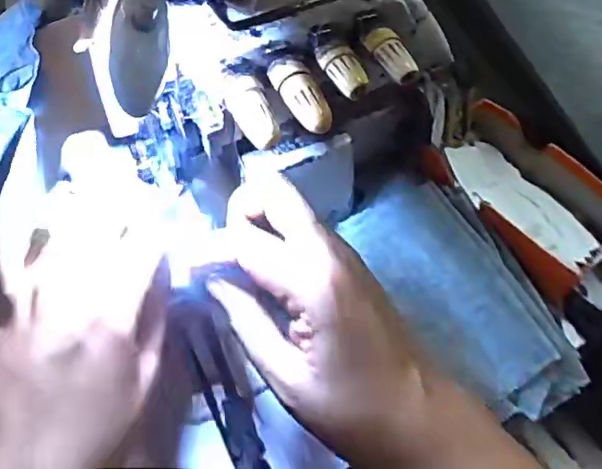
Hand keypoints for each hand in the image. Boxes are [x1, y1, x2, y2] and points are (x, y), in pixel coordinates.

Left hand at [0, 181, 169, 468]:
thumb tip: (166, 261)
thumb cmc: (93, 423)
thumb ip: (159, 311)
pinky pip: (13, 236)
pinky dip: (31, 217)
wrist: (19, 462)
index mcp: (112, 309)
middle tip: (141, 199)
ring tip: (103, 197)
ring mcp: (32, 282)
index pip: (147, 233)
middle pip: (105, 208)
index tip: (172, 220)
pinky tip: (50, 212)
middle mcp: (71, 283)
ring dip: (88, 197)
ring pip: (62, 210)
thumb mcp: (146, 377)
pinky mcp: (5, 291)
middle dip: (129, 195)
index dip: (165, 218)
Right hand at [206, 176, 536, 468]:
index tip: (185, 268)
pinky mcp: (343, 255)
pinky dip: (272, 233)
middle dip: (237, 212)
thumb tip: (211, 282)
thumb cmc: (351, 405)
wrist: (417, 410)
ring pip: (285, 203)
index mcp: (312, 276)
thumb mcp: (286, 377)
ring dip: (255, 221)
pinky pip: (298, 224)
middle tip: (220, 259)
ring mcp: (339, 245)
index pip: (245, 239)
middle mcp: (327, 245)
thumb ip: (244, 321)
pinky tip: (263, 277)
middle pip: (272, 190)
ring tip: (236, 271)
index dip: (208, 251)